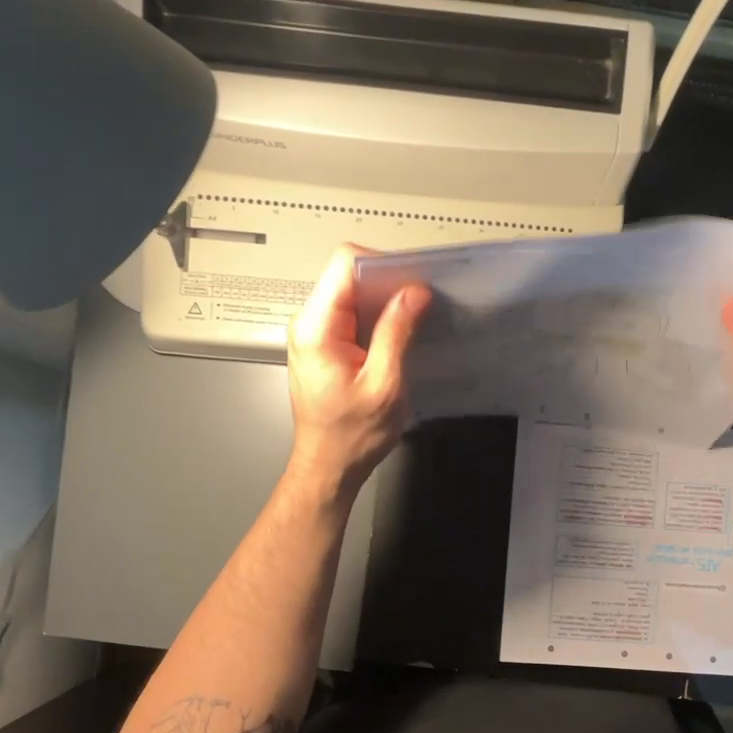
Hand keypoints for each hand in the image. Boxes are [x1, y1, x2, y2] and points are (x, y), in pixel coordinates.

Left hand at [285, 244, 430, 498]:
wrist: (328, 469)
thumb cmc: (353, 436)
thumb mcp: (384, 385)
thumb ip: (397, 333)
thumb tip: (415, 292)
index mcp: (316, 327)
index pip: (346, 264)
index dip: (383, 265)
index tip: (415, 284)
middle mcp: (308, 322)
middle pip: (349, 276)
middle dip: (389, 284)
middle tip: (423, 304)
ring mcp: (314, 333)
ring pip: (353, 295)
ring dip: (386, 303)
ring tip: (416, 320)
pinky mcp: (324, 346)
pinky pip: (353, 317)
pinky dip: (377, 320)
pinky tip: (399, 336)